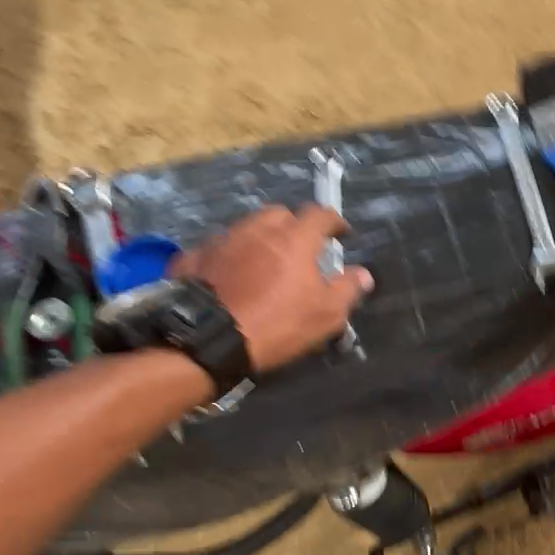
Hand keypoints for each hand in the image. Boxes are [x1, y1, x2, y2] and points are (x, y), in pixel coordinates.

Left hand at [172, 205, 372, 371]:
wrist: (206, 340)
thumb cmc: (277, 323)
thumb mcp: (327, 313)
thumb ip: (348, 288)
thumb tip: (362, 274)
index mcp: (294, 239)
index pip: (319, 215)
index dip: (334, 221)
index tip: (341, 233)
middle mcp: (257, 230)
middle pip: (280, 214)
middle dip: (294, 224)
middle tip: (301, 247)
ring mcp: (221, 241)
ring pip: (246, 228)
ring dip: (260, 238)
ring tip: (264, 261)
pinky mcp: (192, 258)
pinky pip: (216, 248)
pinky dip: (228, 256)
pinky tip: (228, 273)